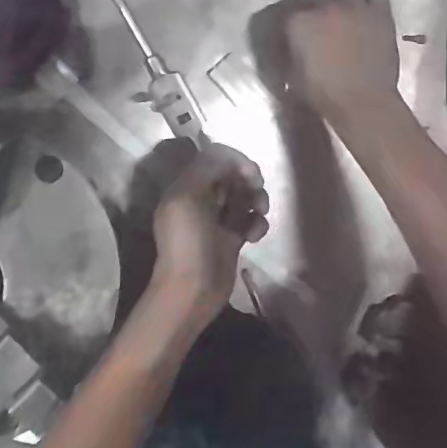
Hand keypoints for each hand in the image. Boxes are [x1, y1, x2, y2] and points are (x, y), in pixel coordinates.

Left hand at [150, 143, 269, 318]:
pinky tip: (254, 236)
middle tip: (257, 192)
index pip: (215, 157)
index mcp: (186, 185)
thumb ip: (207, 168)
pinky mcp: (232, 238)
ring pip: (245, 196)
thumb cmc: (187, 241)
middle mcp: (201, 198)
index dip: (236, 160)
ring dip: (257, 199)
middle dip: (249, 180)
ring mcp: (218, 218)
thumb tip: (234, 160)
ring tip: (260, 213)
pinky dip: (257, 223)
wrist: (192, 290)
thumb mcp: (187, 196)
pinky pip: (251, 220)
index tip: (250, 174)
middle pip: (233, 174)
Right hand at [280, 0, 402, 125]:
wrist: (362, 102)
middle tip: (321, 16)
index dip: (292, 13)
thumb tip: (293, 41)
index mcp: (298, 22)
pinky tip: (370, 7)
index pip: (289, 4)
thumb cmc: (323, 94)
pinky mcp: (379, 12)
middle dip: (315, 1)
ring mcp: (354, 5)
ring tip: (347, 1)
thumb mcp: (293, 73)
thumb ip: (291, 49)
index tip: (296, 21)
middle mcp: (324, 6)